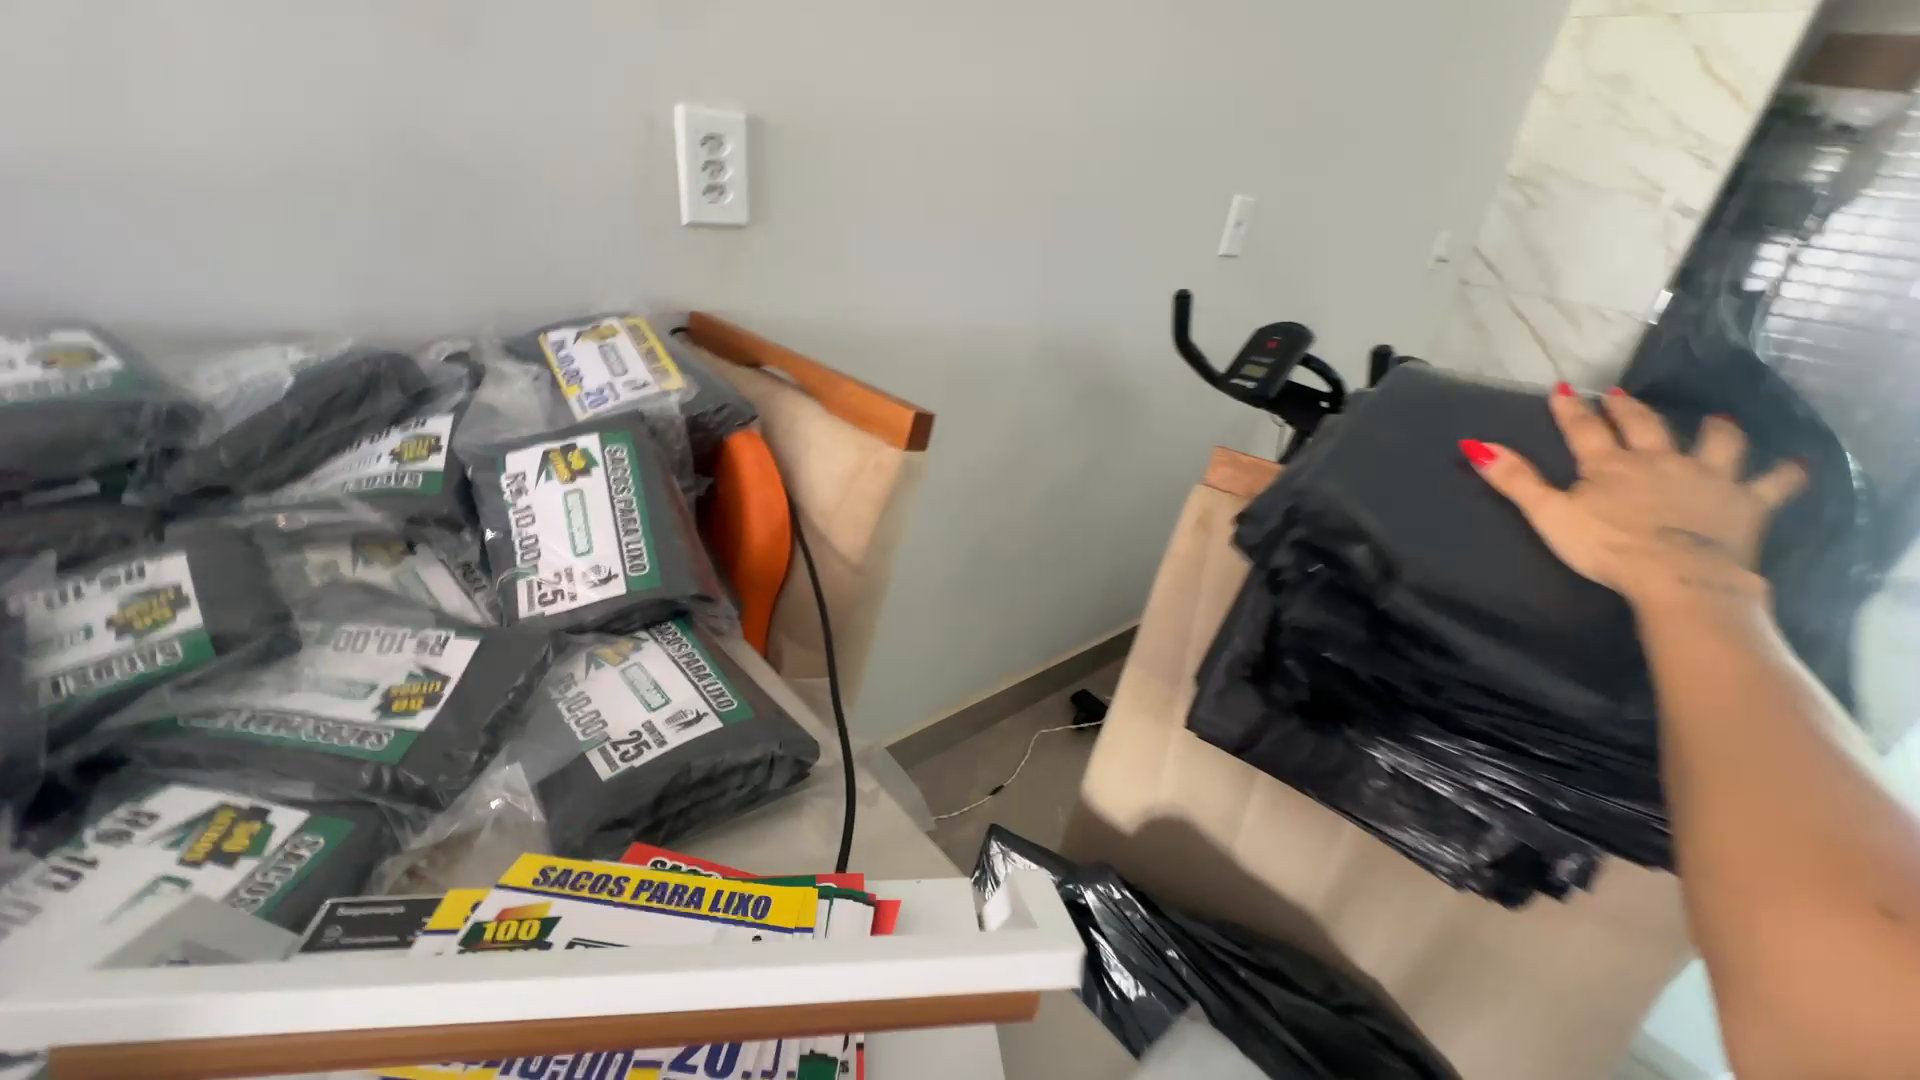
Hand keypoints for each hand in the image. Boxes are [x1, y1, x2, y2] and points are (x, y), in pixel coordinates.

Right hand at [1462, 385, 1805, 609]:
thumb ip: (1515, 480)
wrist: (1677, 575)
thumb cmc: (1606, 547)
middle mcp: (1659, 460)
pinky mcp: (1745, 502)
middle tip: (1619, 396)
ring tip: (1715, 421)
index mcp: (1609, 465)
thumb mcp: (1548, 514)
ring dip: (1714, 430)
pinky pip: (1771, 485)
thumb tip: (1476, 444)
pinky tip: (1793, 466)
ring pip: (1715, 444)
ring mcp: (1707, 477)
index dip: (1569, 409)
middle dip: (1627, 409)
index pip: (1583, 429)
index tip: (1562, 389)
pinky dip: (1784, 475)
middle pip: (1643, 426)